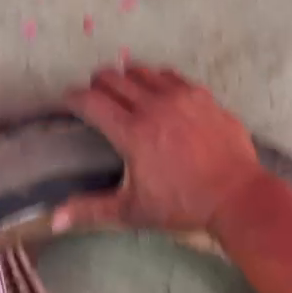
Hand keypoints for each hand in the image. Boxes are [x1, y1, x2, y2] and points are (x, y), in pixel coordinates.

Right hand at [55, 65, 269, 235]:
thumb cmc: (182, 205)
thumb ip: (92, 210)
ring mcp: (180, 96)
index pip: (91, 102)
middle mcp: (153, 106)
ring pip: (142, 71)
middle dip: (97, 84)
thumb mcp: (134, 211)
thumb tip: (53, 221)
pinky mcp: (202, 95)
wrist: (238, 195)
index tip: (68, 101)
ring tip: (124, 90)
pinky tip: (158, 91)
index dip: (73, 97)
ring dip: (127, 77)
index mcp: (132, 132)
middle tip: (95, 96)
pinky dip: (157, 79)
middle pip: (113, 78)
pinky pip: (171, 76)